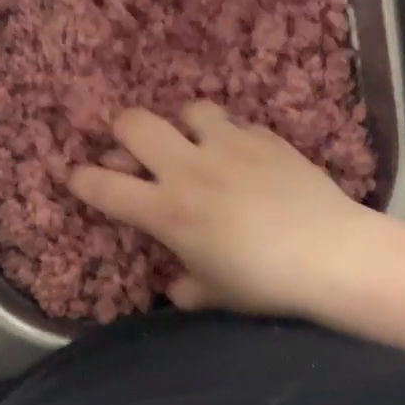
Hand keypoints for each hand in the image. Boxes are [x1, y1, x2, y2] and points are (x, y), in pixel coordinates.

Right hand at [68, 103, 379, 316]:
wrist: (328, 253)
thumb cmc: (263, 282)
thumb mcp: (215, 295)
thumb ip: (186, 288)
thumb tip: (176, 287)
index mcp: (167, 212)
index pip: (105, 187)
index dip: (82, 180)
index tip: (76, 177)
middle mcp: (189, 169)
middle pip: (135, 124)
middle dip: (123, 131)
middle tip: (131, 147)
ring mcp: (229, 146)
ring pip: (189, 110)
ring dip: (183, 125)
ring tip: (194, 143)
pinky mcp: (265, 137)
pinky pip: (236, 124)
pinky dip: (230, 136)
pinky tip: (243, 157)